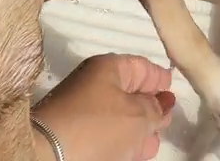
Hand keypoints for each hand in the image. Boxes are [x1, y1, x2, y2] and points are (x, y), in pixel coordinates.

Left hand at [32, 54, 177, 160]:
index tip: (174, 91)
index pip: (141, 66)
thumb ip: (154, 109)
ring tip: (151, 145)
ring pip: (117, 117)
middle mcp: (93, 83)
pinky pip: (104, 134)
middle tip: (166, 124)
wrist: (45, 157)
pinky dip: (120, 142)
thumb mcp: (137, 116)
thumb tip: (162, 104)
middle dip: (150, 109)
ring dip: (136, 131)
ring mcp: (80, 110)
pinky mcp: (72, 135)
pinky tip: (131, 153)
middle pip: (129, 93)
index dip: (160, 79)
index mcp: (108, 67)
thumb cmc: (97, 127)